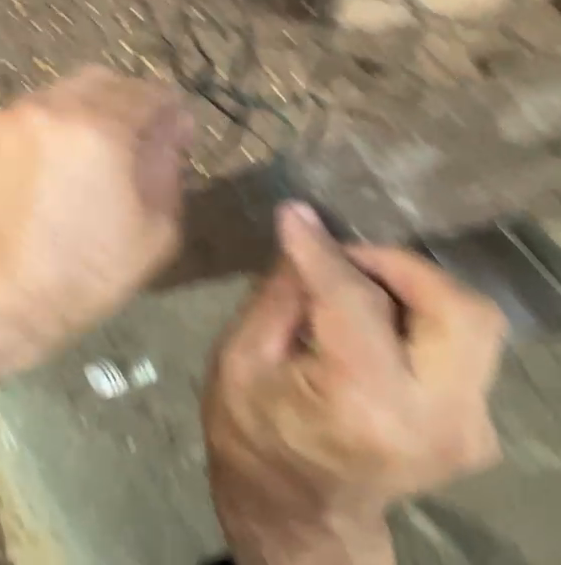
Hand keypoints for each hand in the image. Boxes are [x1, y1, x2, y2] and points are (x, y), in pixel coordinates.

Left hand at [0, 66, 189, 396]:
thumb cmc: (84, 271)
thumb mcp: (155, 226)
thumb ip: (166, 163)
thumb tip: (170, 126)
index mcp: (95, 126)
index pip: (147, 91)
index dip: (170, 113)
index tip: (178, 138)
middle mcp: (46, 106)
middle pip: (99, 81)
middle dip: (126, 103)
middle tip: (140, 145)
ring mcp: (7, 117)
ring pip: (59, 93)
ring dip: (86, 112)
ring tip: (97, 160)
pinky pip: (29, 115)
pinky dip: (51, 127)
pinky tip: (59, 167)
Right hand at [204, 204, 507, 564]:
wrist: (295, 503)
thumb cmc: (248, 428)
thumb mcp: (241, 357)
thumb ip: (282, 300)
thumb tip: (302, 239)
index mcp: (364, 404)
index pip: (359, 305)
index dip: (325, 252)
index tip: (297, 216)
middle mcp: (438, 417)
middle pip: (463, 314)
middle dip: (404, 267)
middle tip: (346, 252)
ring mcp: (471, 426)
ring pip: (474, 327)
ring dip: (414, 290)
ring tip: (353, 282)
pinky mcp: (478, 423)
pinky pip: (462, 348)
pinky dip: (417, 317)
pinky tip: (369, 318)